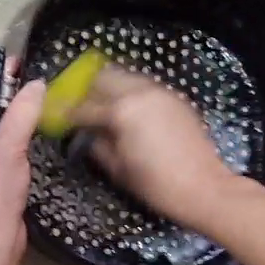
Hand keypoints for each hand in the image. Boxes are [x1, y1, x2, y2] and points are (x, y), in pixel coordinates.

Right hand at [66, 66, 243, 229]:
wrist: (205, 187)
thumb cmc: (156, 184)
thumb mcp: (118, 169)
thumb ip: (98, 145)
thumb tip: (87, 135)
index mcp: (121, 111)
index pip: (85, 107)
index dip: (68, 114)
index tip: (59, 117)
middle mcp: (139, 92)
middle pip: (104, 77)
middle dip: (89, 90)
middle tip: (83, 107)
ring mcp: (160, 92)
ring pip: (126, 77)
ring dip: (112, 89)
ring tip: (106, 108)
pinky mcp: (175, 98)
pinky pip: (145, 87)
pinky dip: (132, 94)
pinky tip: (131, 113)